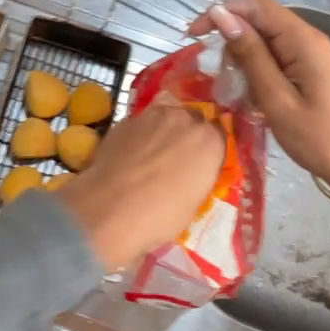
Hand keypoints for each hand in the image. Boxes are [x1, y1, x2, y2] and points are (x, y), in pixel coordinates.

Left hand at [53, 105, 225, 271]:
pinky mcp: (124, 120)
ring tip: (150, 157)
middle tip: (177, 159)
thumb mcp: (194, 202)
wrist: (111, 207)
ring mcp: (151, 115)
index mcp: (209, 141)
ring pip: (164, 117)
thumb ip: (197, 176)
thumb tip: (189, 172)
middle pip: (191, 120)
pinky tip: (129, 157)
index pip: (219, 135)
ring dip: (162, 131)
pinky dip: (138, 137)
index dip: (209, 149)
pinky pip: (139, 125)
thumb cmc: (161, 215)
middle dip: (186, 135)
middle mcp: (183, 119)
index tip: (202, 164)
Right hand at [187, 0, 329, 236]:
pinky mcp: (309, 69)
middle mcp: (308, 38)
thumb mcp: (276, 99)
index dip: (222, 12)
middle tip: (220, 75)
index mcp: (303, 40)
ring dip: (243, 58)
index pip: (256, 4)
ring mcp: (310, 54)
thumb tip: (222, 17)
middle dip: (232, 39)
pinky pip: (275, 57)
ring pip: (264, 39)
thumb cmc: (319, 139)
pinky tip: (253, 97)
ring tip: (237, 91)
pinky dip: (257, 70)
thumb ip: (250, 55)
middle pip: (259, 19)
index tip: (195, 36)